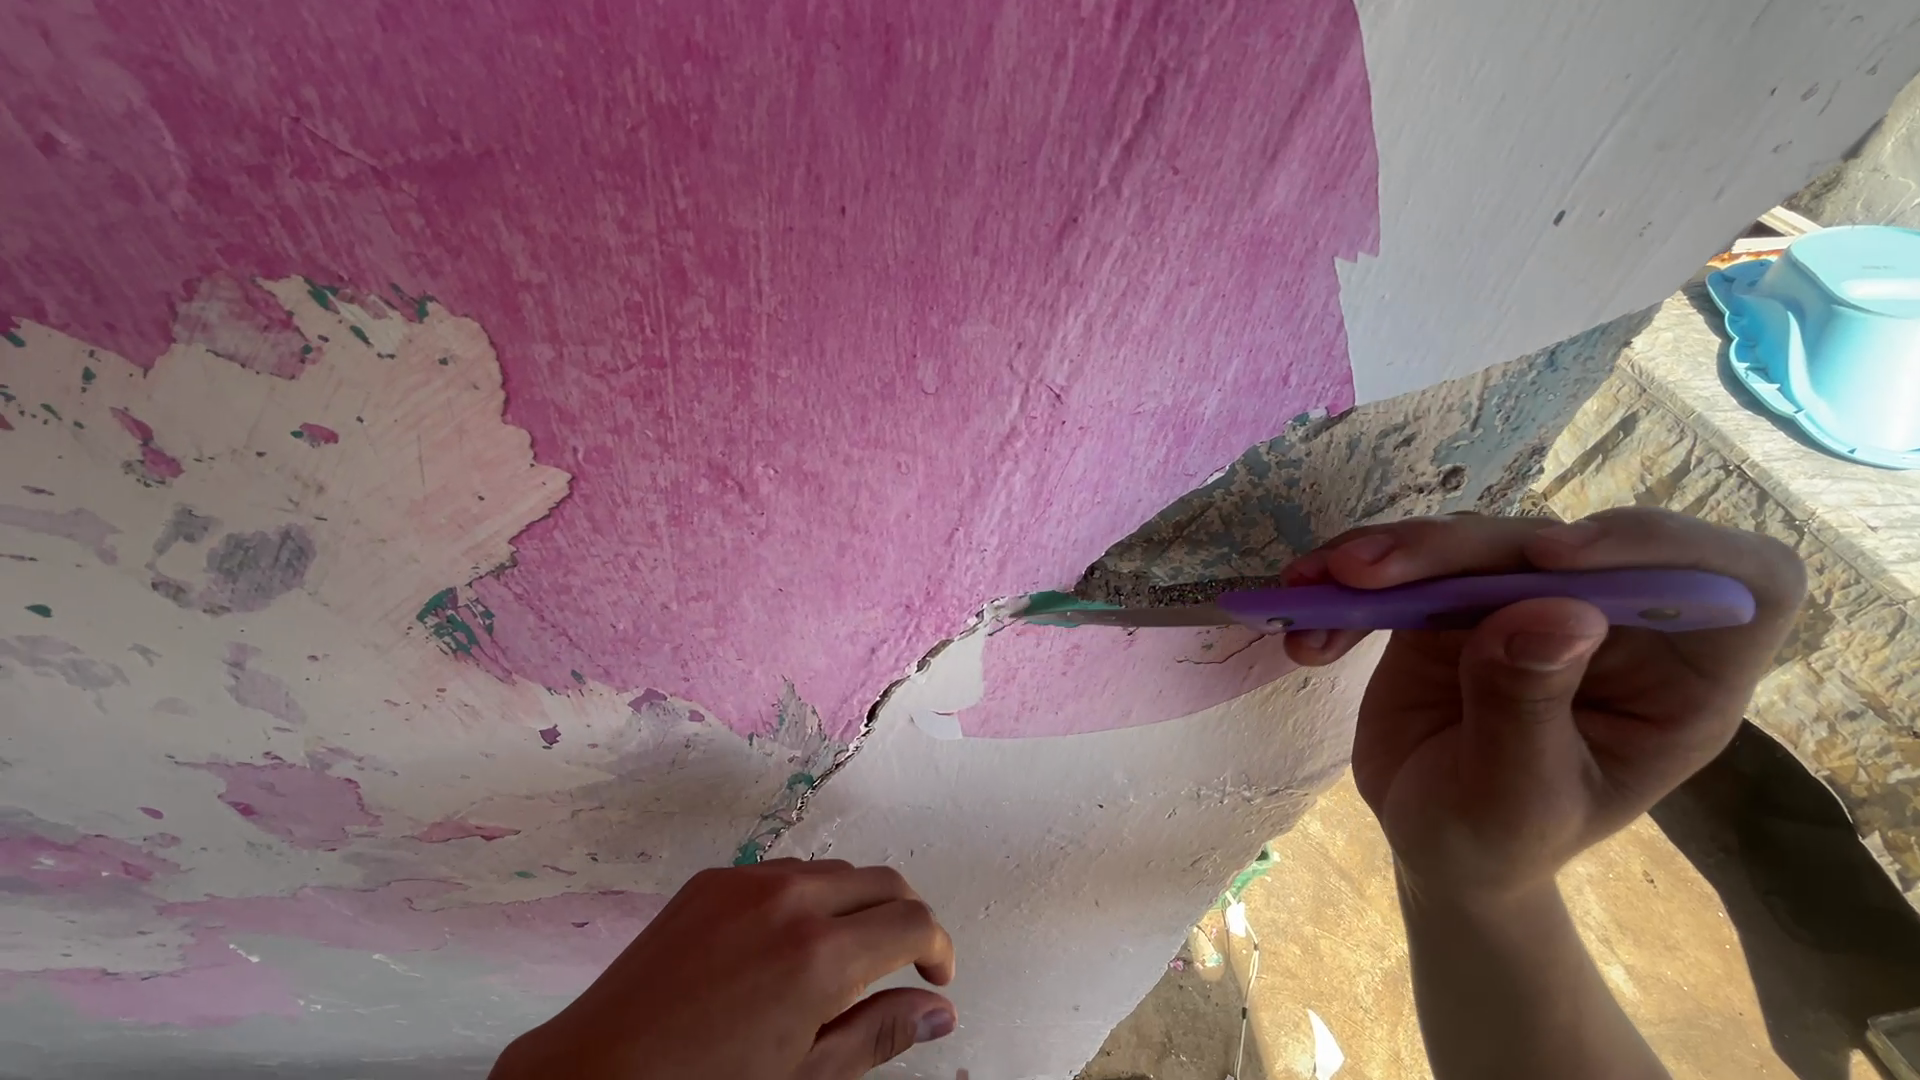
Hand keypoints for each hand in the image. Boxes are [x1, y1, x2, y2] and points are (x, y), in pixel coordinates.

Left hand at [490, 858, 955, 1079]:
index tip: (934, 974)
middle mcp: (791, 899)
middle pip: (883, 881)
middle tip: (904, 960)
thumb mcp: (804, 1076)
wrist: (593, 1078)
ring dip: (857, 902)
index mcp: (821, 955)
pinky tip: (789, 939)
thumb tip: (937, 1011)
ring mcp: (749, 881)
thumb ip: (879, 1034)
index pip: (914, 921)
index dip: (937, 947)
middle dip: (905, 917)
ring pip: (836, 870)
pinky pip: (785, 870)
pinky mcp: (714, 879)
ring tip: (844, 954)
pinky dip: (808, 894)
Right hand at [1283, 508, 1804, 901]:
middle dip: (1451, 550)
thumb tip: (1554, 611)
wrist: (1430, 838)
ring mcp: (1519, 608)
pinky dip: (1343, 590)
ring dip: (1380, 557)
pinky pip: (1400, 572)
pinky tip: (1303, 628)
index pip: (1735, 581)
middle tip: (1361, 574)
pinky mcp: (1448, 607)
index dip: (1657, 546)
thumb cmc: (1496, 841)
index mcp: (1676, 679)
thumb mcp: (1515, 799)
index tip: (1553, 559)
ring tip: (1308, 586)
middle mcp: (1606, 625)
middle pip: (1548, 545)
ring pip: (1464, 545)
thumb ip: (1529, 708)